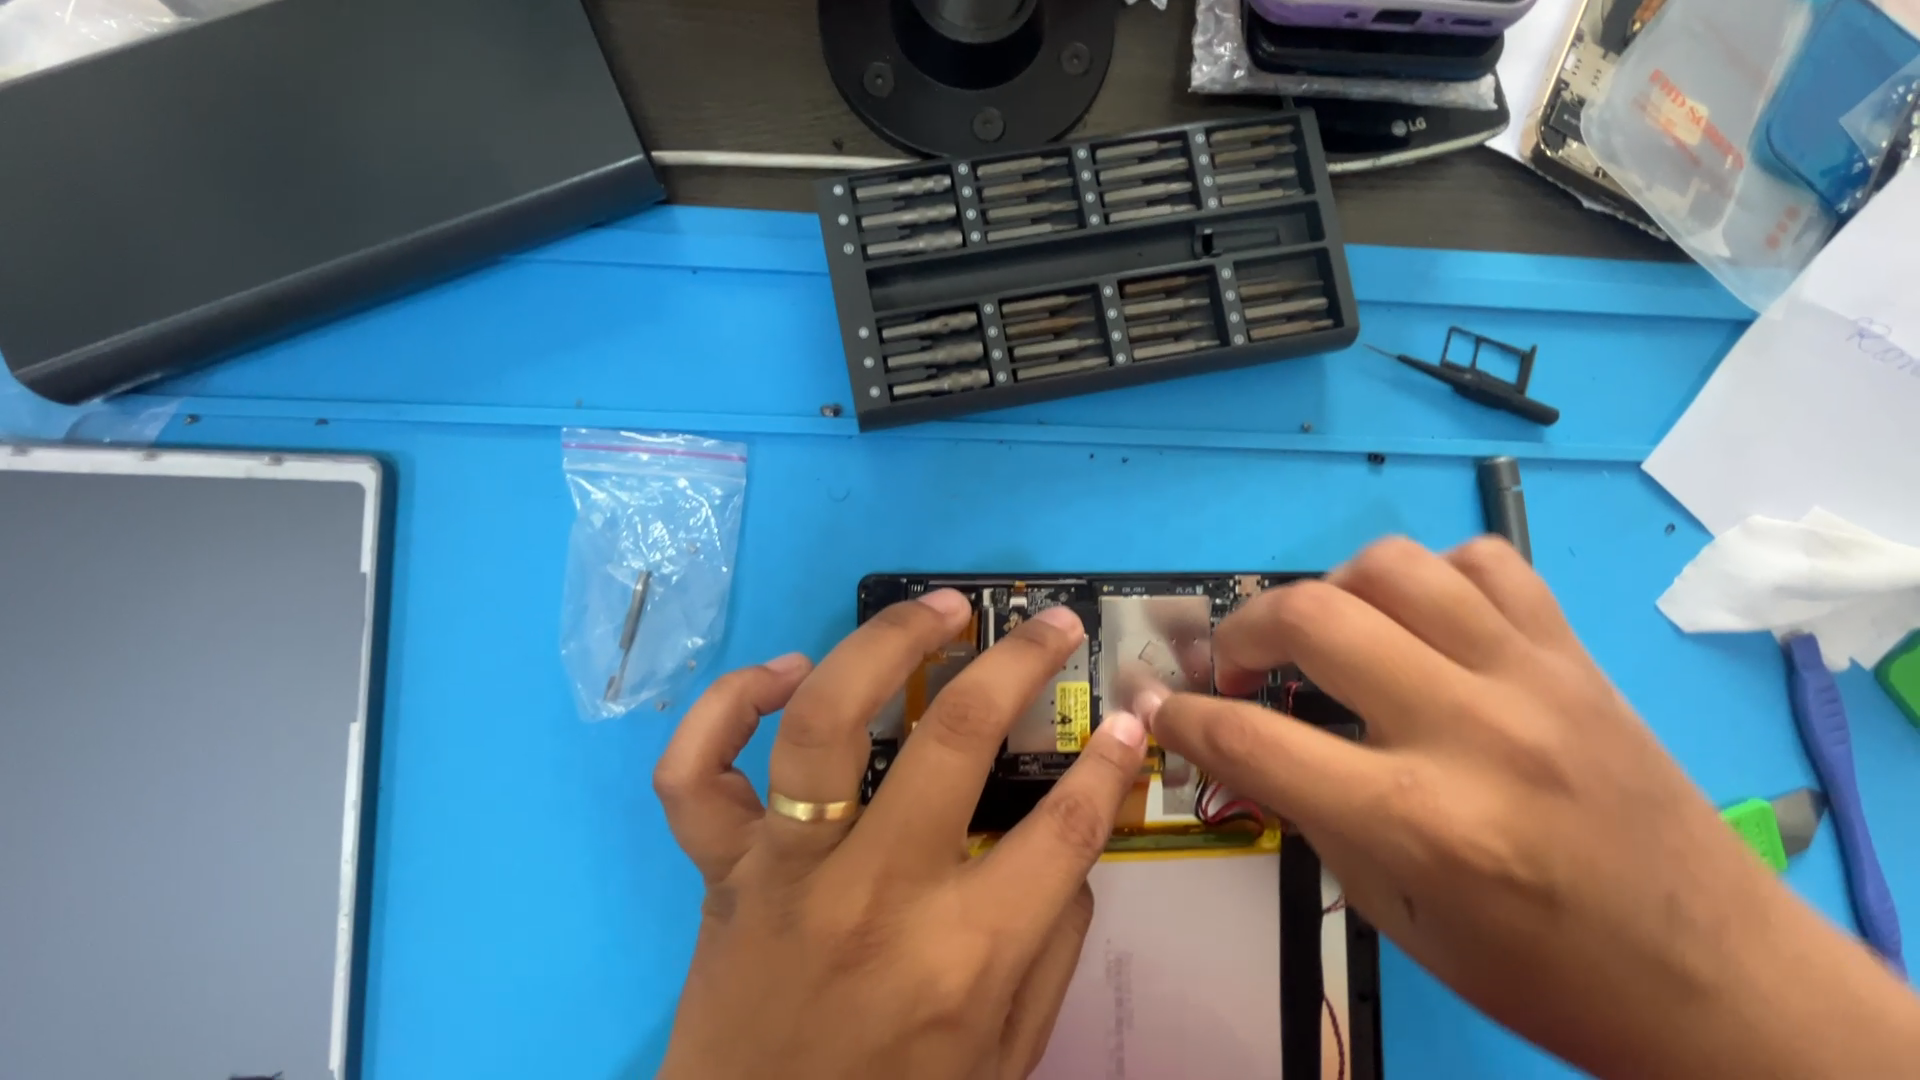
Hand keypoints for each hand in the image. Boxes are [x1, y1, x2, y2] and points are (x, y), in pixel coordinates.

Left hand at [654, 590, 1149, 1079]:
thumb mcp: (1006, 1056)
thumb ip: (1052, 947)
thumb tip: (1072, 845)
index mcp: (961, 954)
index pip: (1066, 829)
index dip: (1110, 762)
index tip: (1127, 717)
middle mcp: (871, 894)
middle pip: (953, 739)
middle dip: (1016, 663)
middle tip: (1048, 625)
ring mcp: (782, 872)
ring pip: (823, 722)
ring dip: (886, 643)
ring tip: (936, 610)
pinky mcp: (717, 869)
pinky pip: (695, 773)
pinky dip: (727, 706)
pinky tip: (784, 674)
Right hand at [1142, 536, 1919, 1078]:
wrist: (1716, 979)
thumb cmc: (1534, 968)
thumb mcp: (1391, 912)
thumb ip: (1306, 809)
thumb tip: (1232, 738)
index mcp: (1418, 822)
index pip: (1251, 739)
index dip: (1183, 717)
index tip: (1158, 707)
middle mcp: (1472, 730)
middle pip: (1311, 618)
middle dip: (1240, 633)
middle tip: (1237, 667)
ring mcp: (1534, 679)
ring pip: (1393, 565)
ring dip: (1329, 590)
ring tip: (1327, 634)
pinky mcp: (1577, 656)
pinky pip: (1486, 563)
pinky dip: (1431, 578)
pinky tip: (1421, 621)